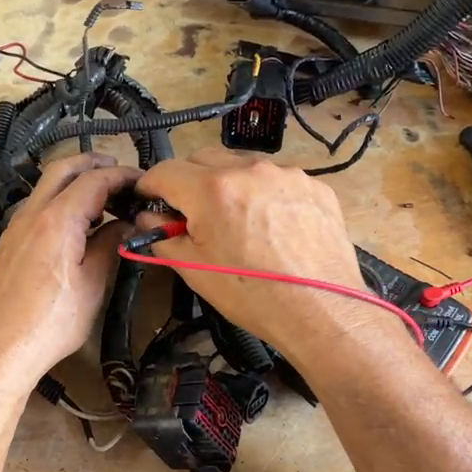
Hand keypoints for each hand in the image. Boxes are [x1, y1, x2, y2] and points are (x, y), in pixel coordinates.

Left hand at [0, 152, 140, 387]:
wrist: (1, 347)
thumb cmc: (53, 321)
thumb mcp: (93, 284)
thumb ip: (110, 245)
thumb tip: (125, 224)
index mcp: (58, 219)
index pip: (94, 180)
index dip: (121, 175)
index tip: (142, 180)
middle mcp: (32, 213)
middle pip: (62, 169)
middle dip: (92, 163)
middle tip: (119, 171)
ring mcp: (16, 225)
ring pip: (45, 185)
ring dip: (73, 180)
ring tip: (103, 196)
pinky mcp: (10, 241)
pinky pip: (37, 205)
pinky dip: (59, 198)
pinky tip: (76, 221)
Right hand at [134, 148, 400, 354]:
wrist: (322, 311)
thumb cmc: (251, 294)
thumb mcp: (193, 269)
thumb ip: (162, 235)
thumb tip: (149, 218)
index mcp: (212, 189)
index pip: (165, 170)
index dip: (150, 185)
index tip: (148, 199)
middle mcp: (248, 170)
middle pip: (202, 159)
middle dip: (189, 180)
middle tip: (193, 213)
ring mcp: (286, 174)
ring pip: (241, 165)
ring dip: (229, 183)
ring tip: (237, 220)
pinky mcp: (314, 186)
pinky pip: (276, 179)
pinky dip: (264, 193)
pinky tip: (271, 225)